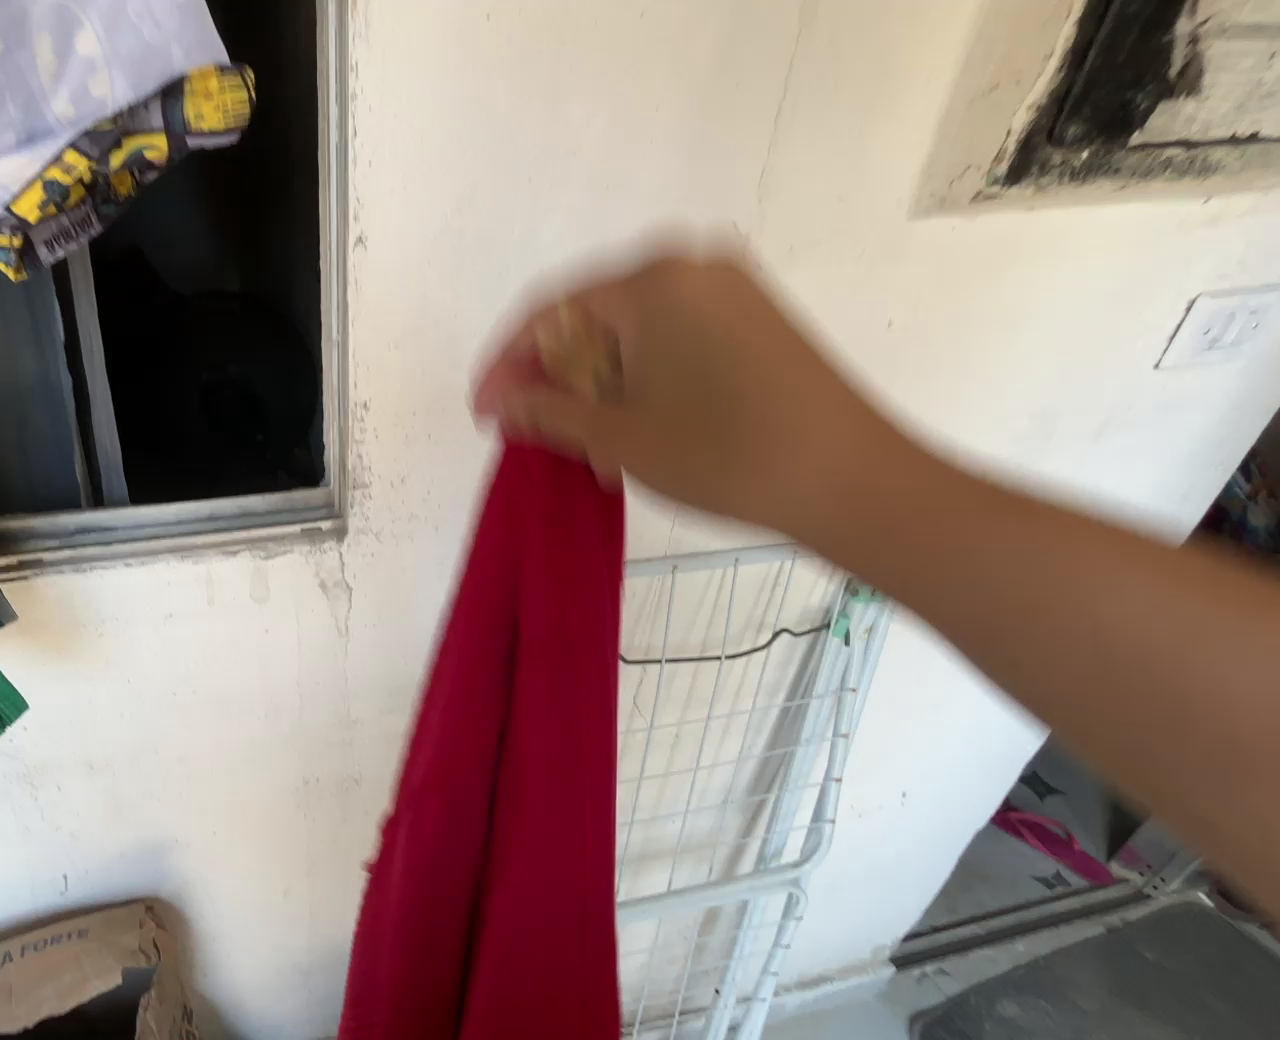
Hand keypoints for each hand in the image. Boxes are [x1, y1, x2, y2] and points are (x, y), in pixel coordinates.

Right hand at [472, 251, 916, 537]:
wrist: (852, 480)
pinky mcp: (753, 319)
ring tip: (578, 442)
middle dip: (550, 378)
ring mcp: (729, 289)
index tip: (481, 415)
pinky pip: (668, 341)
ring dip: (592, 386)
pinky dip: (635, 381)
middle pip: (589, 318)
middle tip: (527, 432)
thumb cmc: (722, 453)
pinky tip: (627, 426)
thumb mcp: (617, 434)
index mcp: (652, 278)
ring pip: (628, 334)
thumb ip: (545, 409)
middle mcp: (690, 265)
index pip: (549, 313)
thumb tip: (499, 401)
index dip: (505, 366)